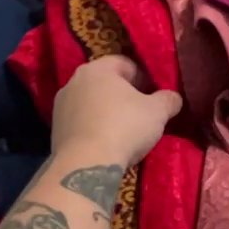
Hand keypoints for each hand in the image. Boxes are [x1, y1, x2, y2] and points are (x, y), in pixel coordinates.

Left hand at [51, 56, 182, 167]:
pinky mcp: (55, 129)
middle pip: (106, 83)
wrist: (86, 164)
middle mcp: (74, 81)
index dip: (144, 77)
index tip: (154, 95)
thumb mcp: (157, 112)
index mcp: (97, 68)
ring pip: (91, 102)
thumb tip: (173, 98)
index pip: (125, 63)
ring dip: (107, 112)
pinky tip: (107, 143)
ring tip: (124, 131)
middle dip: (124, 95)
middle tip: (142, 113)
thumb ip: (168, 100)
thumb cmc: (124, 127)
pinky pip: (81, 122)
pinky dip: (94, 128)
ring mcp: (61, 105)